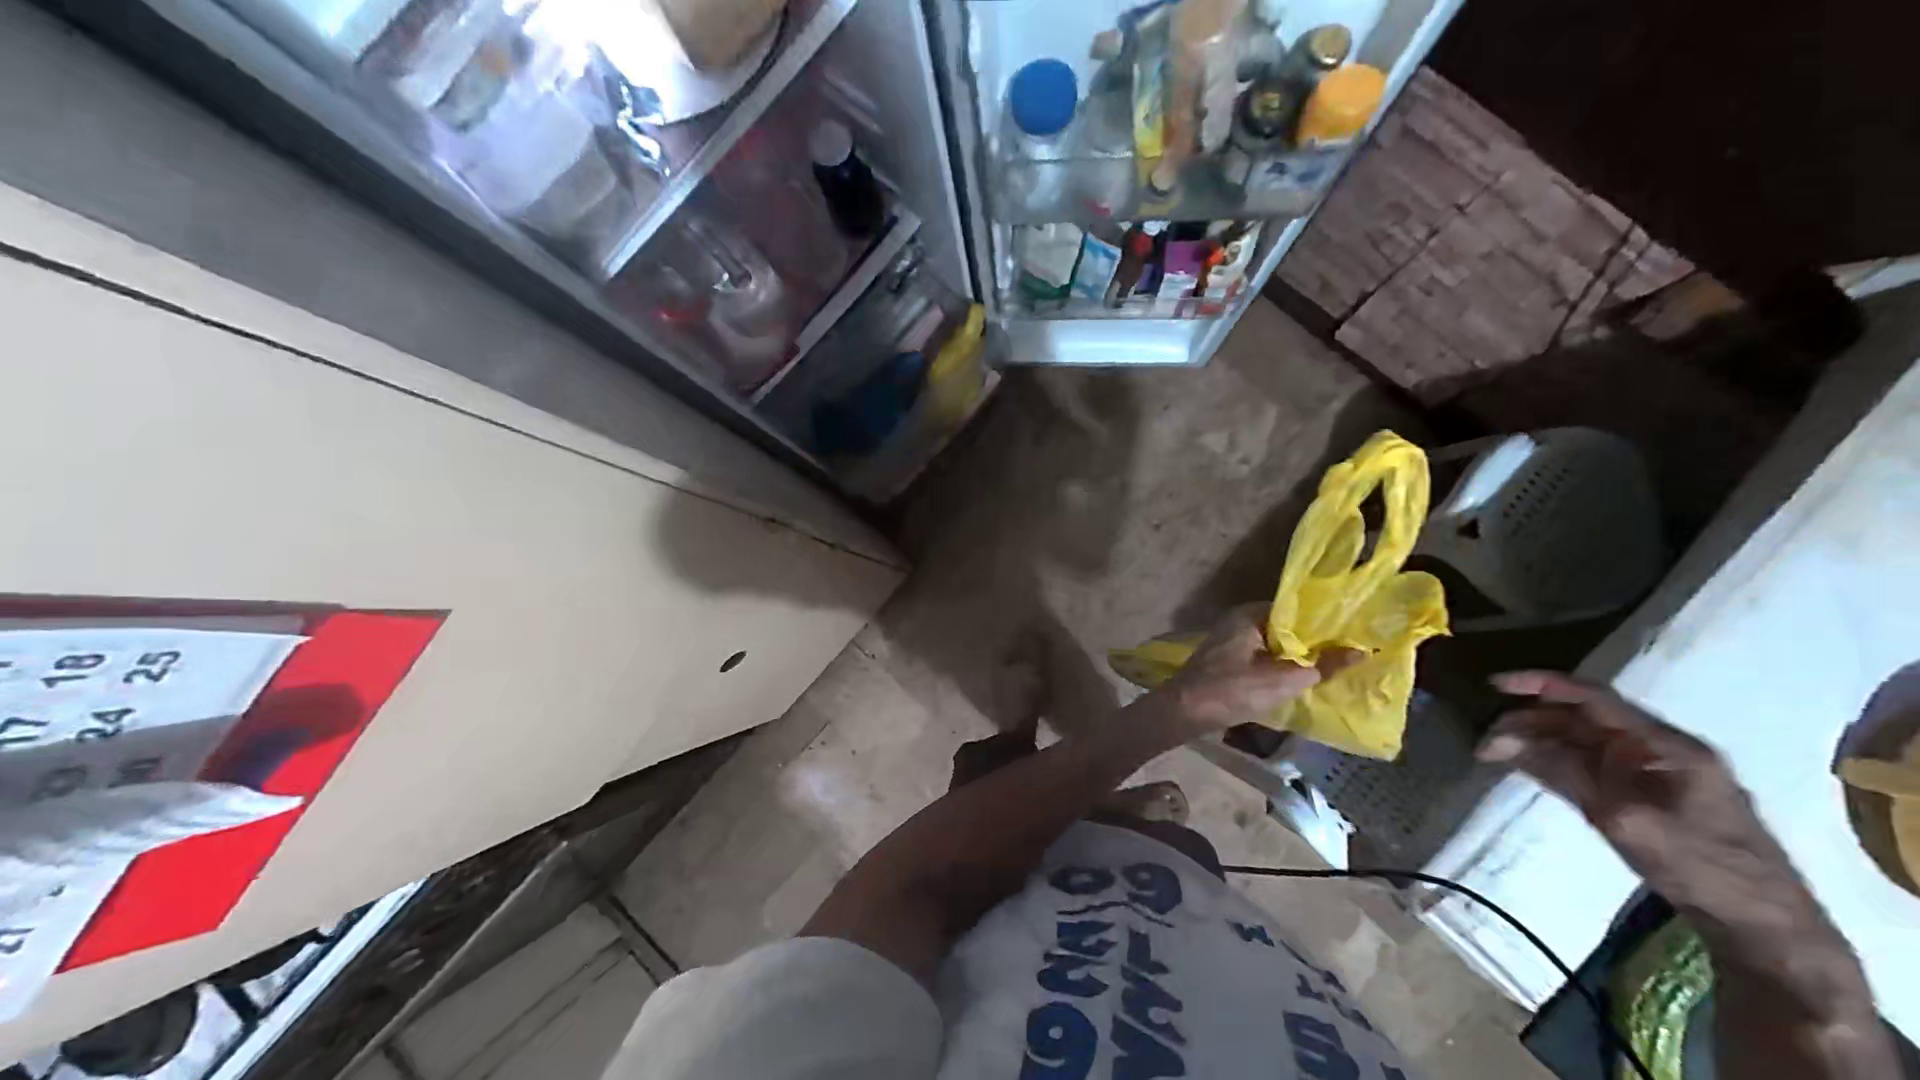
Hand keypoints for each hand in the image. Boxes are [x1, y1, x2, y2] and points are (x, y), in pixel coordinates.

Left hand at [1155, 605, 1337, 734]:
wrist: (1184, 712)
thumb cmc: (1233, 690)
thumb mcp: (1283, 679)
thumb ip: (1323, 665)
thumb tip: (1362, 651)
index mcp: (1250, 614)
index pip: (1295, 610)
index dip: (1323, 622)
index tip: (1352, 631)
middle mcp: (1239, 621)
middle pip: (1285, 628)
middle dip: (1313, 641)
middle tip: (1350, 651)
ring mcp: (1231, 641)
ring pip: (1274, 645)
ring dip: (1297, 656)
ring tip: (1334, 665)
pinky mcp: (1228, 661)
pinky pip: (1262, 658)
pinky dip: (1280, 666)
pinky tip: (1302, 679)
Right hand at [1479, 671, 1812, 932]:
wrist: (1761, 925)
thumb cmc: (1701, 868)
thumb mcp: (1626, 820)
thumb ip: (1569, 774)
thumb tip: (1511, 742)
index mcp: (1667, 745)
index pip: (1594, 698)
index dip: (1542, 684)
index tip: (1494, 684)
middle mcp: (1657, 749)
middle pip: (1580, 719)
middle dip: (1529, 722)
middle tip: (1485, 740)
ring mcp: (1651, 772)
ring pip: (1579, 741)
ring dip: (1535, 742)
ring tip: (1493, 754)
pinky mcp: (1643, 793)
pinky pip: (1588, 764)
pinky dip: (1552, 760)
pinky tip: (1523, 765)